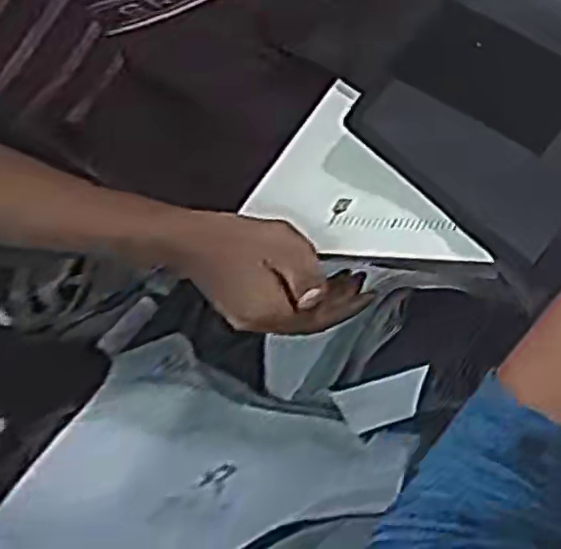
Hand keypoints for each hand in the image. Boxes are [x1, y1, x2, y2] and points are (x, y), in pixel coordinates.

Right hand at [159, 212, 372, 333]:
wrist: (192, 239)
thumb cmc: (237, 241)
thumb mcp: (288, 253)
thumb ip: (309, 279)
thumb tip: (321, 298)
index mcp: (268, 312)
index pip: (318, 321)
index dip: (347, 309)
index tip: (368, 297)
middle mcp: (254, 320)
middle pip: (307, 321)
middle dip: (338, 304)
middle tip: (359, 284)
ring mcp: (244, 314)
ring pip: (295, 314)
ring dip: (322, 299)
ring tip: (343, 280)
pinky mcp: (240, 303)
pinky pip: (281, 306)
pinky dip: (303, 296)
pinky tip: (312, 280)